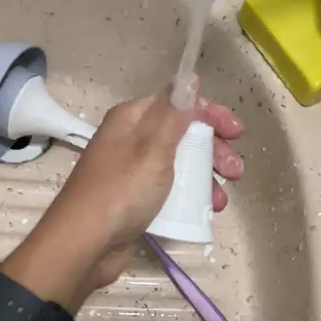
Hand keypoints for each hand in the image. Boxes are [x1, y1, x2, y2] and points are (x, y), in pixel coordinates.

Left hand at [5, 91, 243, 306]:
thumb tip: (190, 76)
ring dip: (205, 178)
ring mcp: (132, 172)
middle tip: (237, 171)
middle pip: (181, 134)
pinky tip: (204, 213)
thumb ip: (175, 113)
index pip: (177, 103)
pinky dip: (189, 197)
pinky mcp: (134, 200)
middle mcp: (130, 140)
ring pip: (178, 165)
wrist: (83, 245)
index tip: (236, 132)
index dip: (209, 114)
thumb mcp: (153, 148)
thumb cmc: (121, 191)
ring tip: (221, 201)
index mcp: (132, 119)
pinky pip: (169, 191)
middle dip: (213, 150)